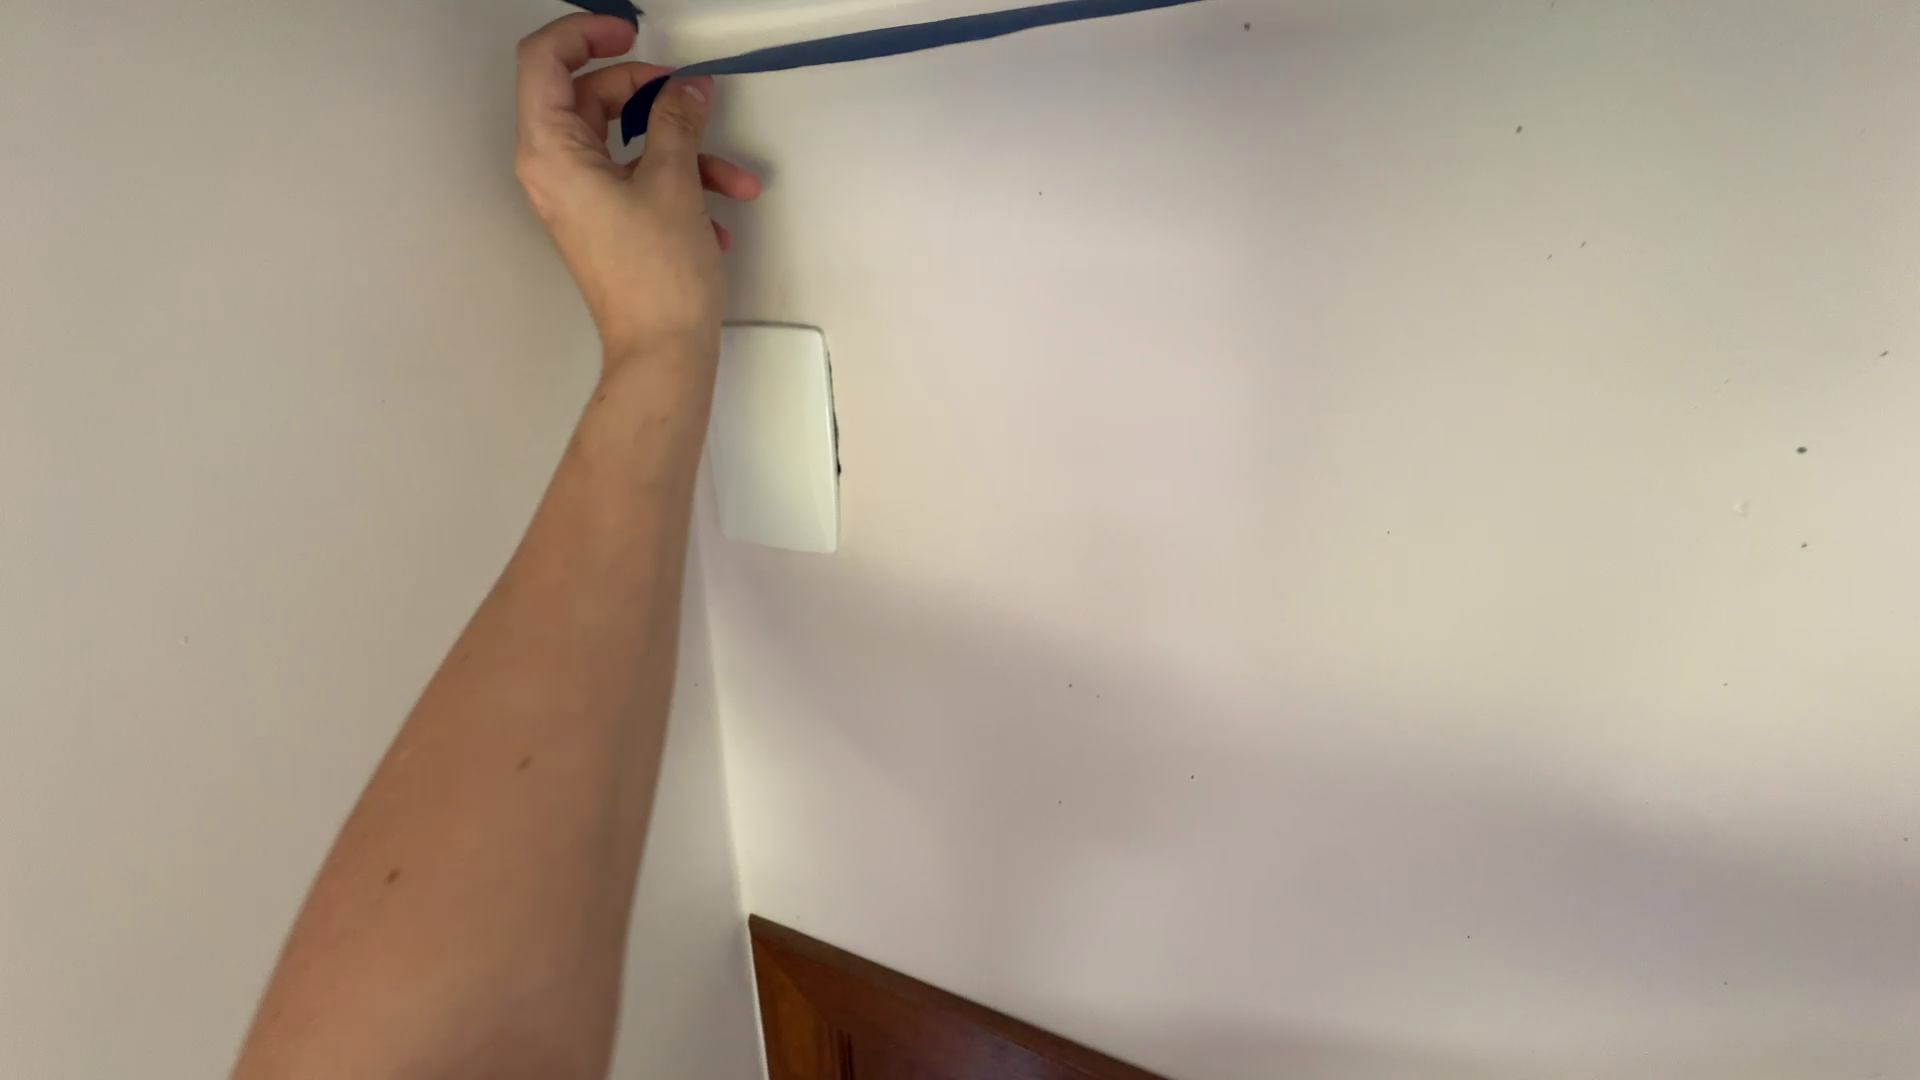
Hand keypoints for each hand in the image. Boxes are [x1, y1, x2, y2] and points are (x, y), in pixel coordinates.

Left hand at [513, 14, 761, 374]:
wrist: (664, 353)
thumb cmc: (658, 280)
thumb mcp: (675, 185)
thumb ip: (678, 122)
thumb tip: (687, 89)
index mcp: (553, 154)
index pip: (546, 62)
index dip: (586, 35)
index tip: (631, 32)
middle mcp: (558, 174)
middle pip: (590, 102)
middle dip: (650, 97)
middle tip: (689, 94)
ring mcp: (585, 204)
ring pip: (627, 149)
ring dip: (685, 155)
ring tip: (735, 178)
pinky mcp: (611, 228)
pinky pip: (640, 186)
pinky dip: (681, 190)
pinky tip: (719, 219)